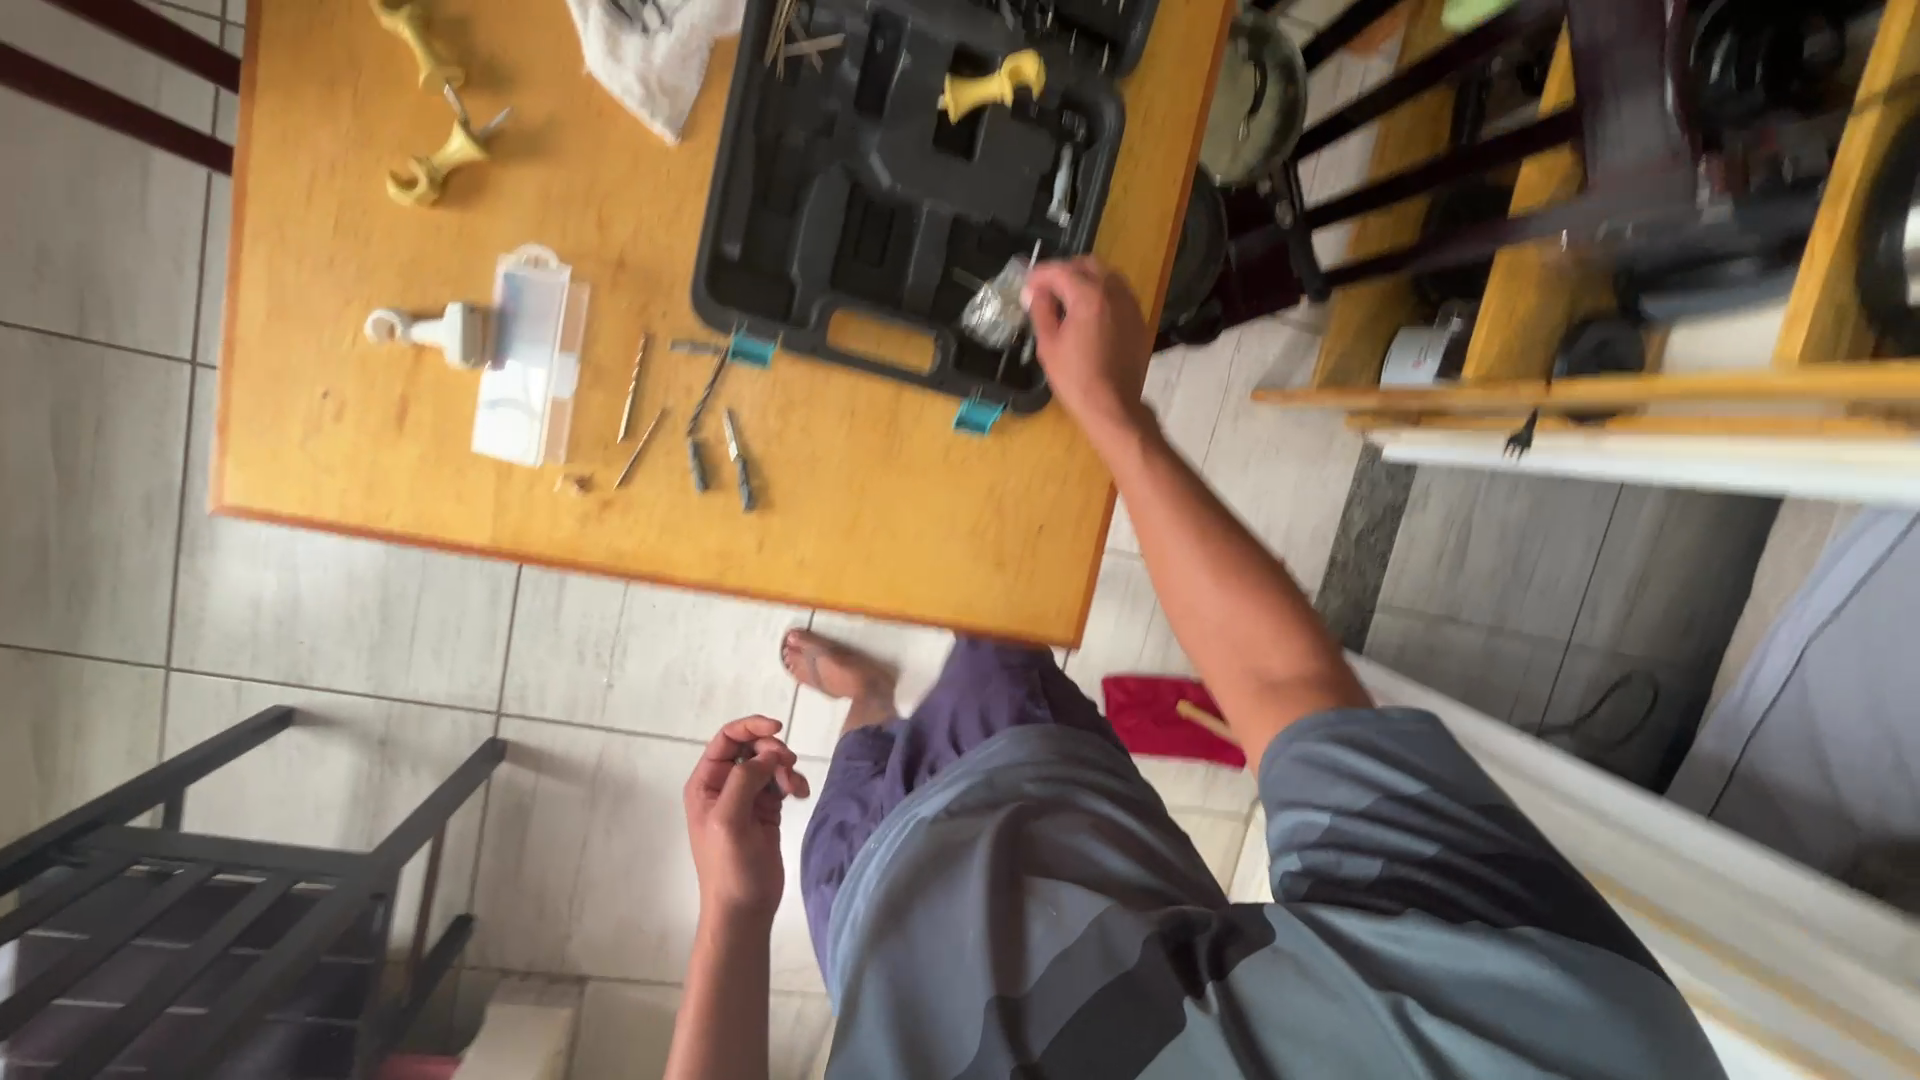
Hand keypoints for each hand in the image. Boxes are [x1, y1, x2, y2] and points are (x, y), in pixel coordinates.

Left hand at [683, 716, 810, 923]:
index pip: (726, 739)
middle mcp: (724, 785)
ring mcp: (746, 797)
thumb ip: (744, 780)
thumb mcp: (729, 820)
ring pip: (770, 763)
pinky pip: (781, 781)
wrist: (744, 909)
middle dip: (773, 751)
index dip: (750, 726)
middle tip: (788, 766)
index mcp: (705, 783)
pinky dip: (793, 782)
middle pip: (752, 747)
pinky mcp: (766, 809)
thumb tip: (768, 754)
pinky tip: (800, 795)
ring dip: (786, 769)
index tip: (778, 727)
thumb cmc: (728, 868)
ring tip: (796, 789)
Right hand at [1024, 257, 1154, 437]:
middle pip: (1087, 264)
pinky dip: (1102, 293)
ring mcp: (1130, 305)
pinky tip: (1090, 312)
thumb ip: (1041, 310)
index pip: (1060, 271)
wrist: (1113, 405)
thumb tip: (1034, 292)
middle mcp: (1113, 292)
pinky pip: (1120, 294)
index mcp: (1088, 296)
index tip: (1028, 284)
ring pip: (1107, 275)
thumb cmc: (1075, 379)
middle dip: (1065, 270)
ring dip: (1086, 279)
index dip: (1040, 274)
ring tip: (1068, 298)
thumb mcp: (1048, 345)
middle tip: (1047, 288)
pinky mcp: (1138, 319)